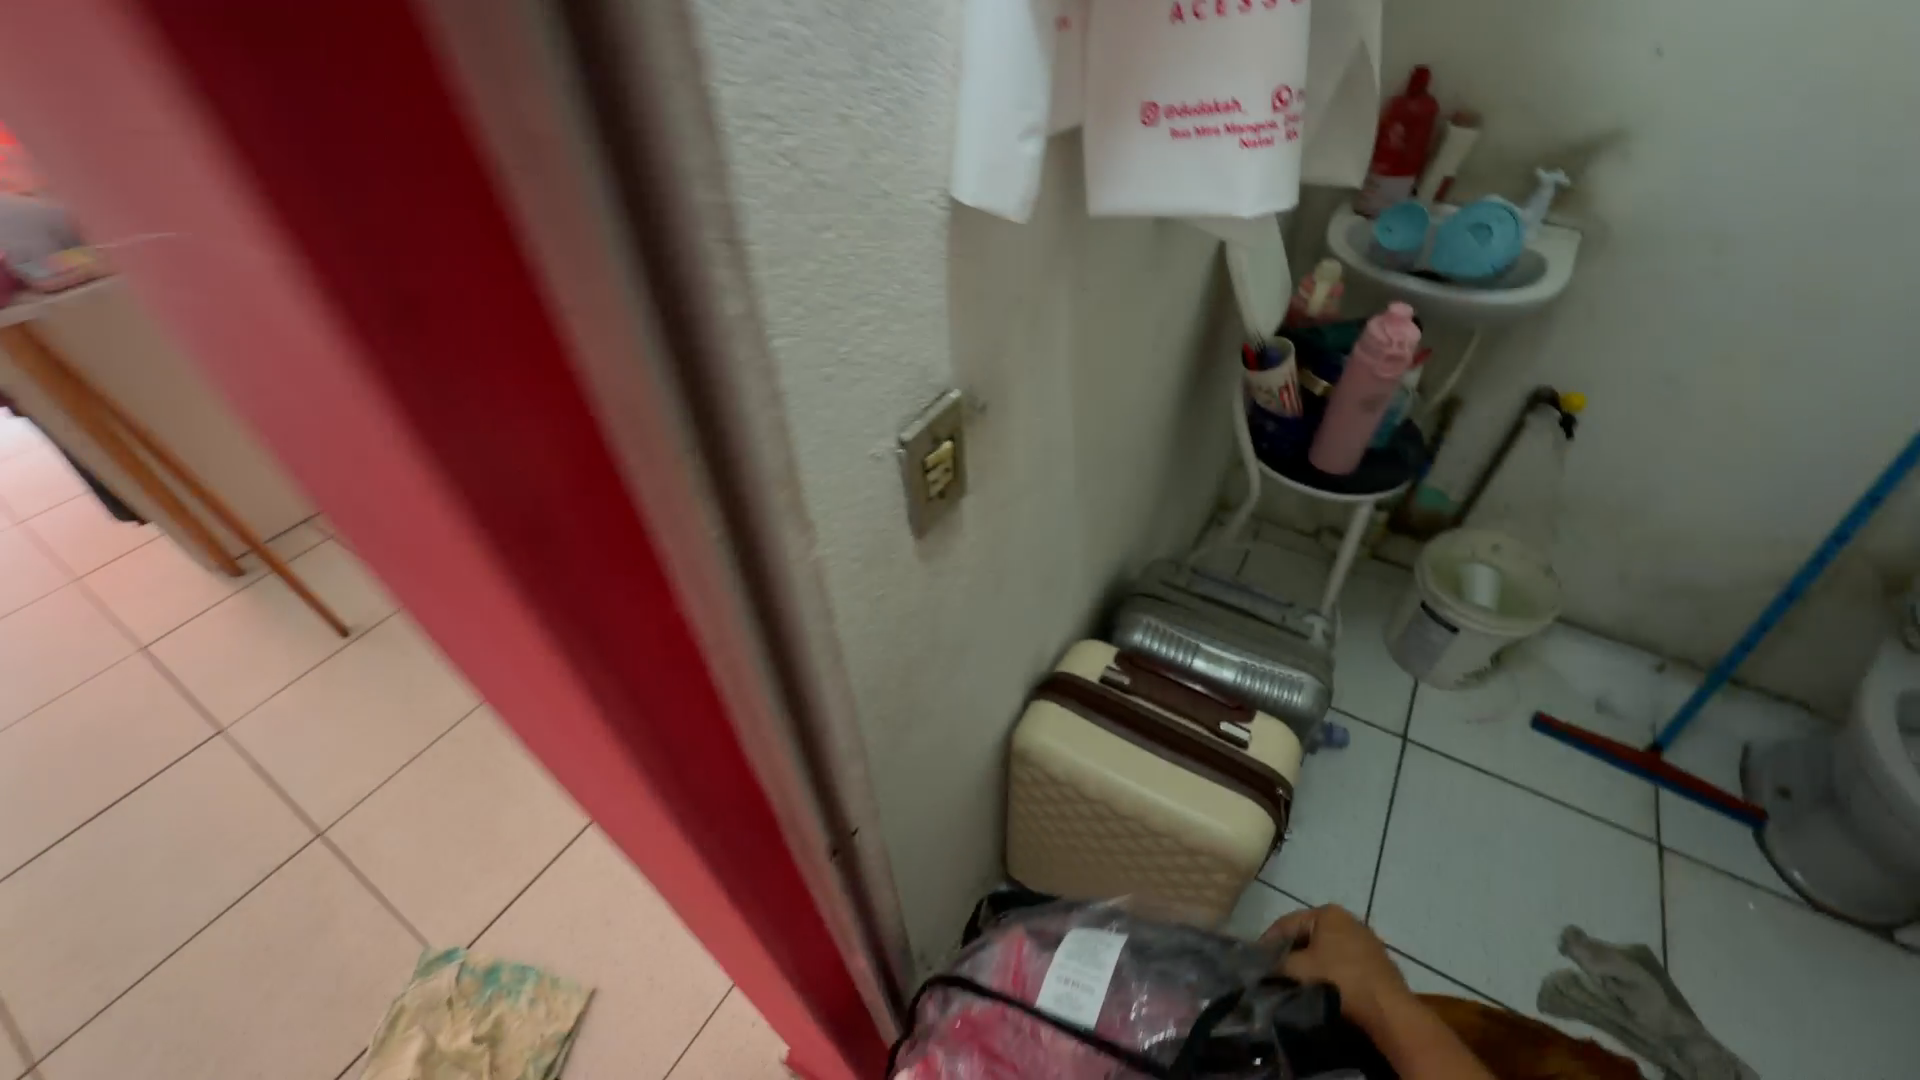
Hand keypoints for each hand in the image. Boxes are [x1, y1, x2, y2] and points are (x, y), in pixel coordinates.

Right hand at [1259, 905, 1413, 1033]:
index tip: (1257, 961)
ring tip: (1298, 981)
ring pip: (1327, 949)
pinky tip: (1325, 987)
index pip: (1286, 923)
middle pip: (1308, 935)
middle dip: (1291, 952)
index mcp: (1327, 912)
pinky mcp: (1378, 963)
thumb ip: (1278, 963)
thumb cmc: (1339, 980)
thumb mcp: (1299, 969)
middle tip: (1276, 971)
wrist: (1389, 1011)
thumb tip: (1264, 967)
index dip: (1268, 941)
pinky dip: (1331, 971)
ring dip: (1311, 963)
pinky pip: (1344, 962)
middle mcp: (1348, 919)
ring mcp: (1367, 941)